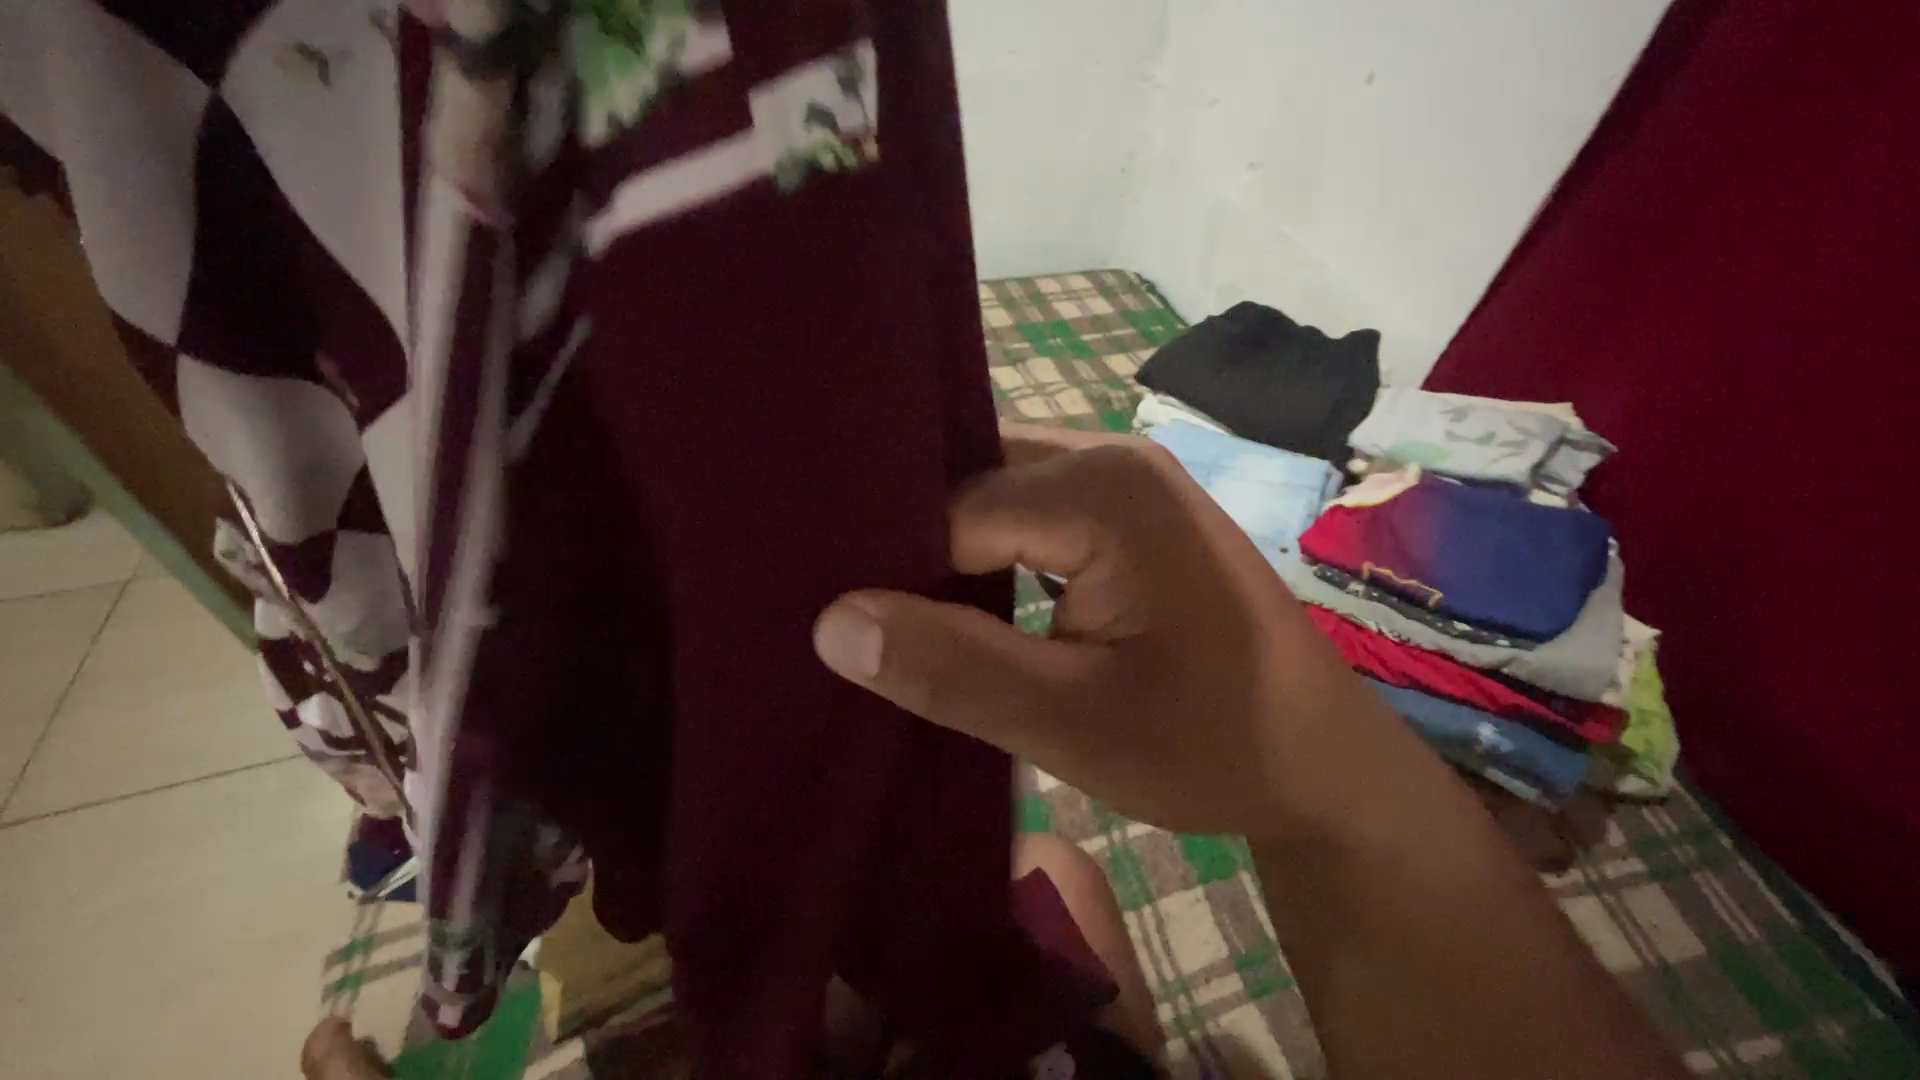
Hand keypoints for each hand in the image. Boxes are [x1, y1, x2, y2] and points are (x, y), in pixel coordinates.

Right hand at [811, 421, 1397, 838]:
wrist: (1322, 763)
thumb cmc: (1213, 744)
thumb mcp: (1074, 723)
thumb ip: (954, 669)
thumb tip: (829, 622)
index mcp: (1102, 488)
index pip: (949, 511)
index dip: (892, 573)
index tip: (844, 630)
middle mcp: (1110, 456)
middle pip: (968, 484)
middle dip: (909, 548)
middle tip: (850, 618)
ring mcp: (1124, 480)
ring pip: (993, 498)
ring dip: (944, 555)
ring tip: (889, 615)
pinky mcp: (1128, 513)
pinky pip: (1028, 515)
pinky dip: (986, 557)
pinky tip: (954, 605)